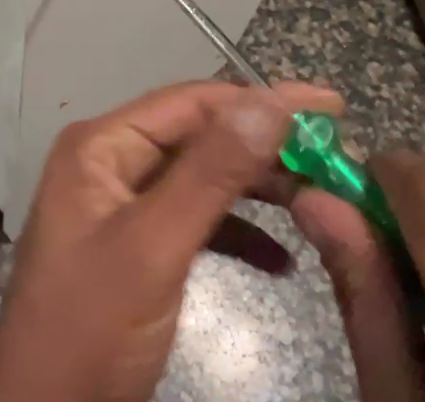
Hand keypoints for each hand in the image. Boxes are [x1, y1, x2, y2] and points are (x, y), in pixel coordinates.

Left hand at [0, 81, 342, 401]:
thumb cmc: (91, 324)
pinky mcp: (137, 245)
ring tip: (319, 204)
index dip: (261, 99)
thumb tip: (270, 101)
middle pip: (200, 137)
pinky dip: (237, 235)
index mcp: (103, 146)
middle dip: (265, 148)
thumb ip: (211, 173)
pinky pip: (194, 222)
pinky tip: (282, 263)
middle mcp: (112, 162)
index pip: (193, 103)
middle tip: (334, 160)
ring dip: (258, 192)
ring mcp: (123, 205)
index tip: (329, 107)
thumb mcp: (153, 246)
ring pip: (202, 179)